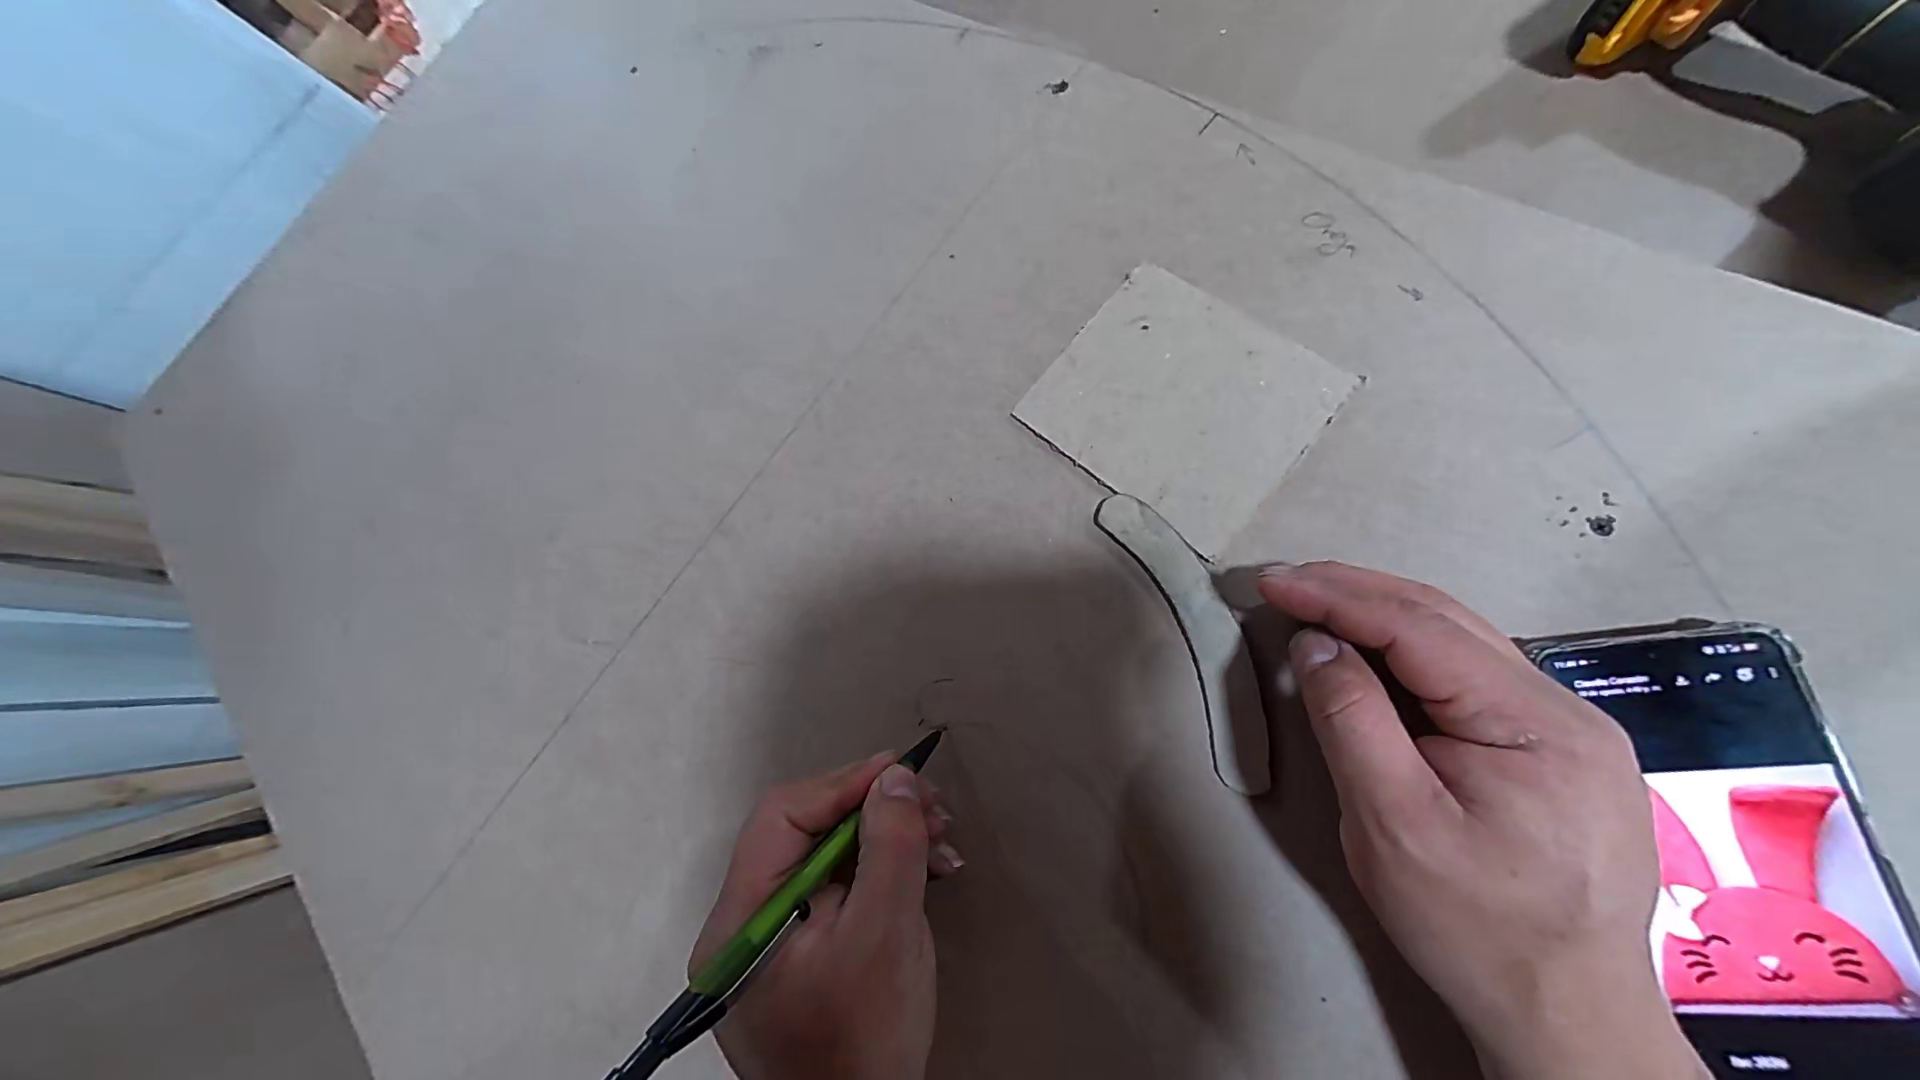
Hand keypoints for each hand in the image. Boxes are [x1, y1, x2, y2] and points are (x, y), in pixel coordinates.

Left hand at [692, 753, 961, 1079]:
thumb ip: (891, 848)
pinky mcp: (810, 942)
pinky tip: (929, 864)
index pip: (782, 817)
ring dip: (889, 833)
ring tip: (940, 835)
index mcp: (741, 918)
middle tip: (931, 805)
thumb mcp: (885, 936)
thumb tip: (895, 777)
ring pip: (831, 852)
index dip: (842, 784)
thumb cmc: (865, 1042)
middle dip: (874, 809)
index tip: (898, 771)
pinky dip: (887, 865)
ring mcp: (779, 932)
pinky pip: (844, 881)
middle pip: (808, 830)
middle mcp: (748, 919)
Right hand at [1258, 562, 1708, 1079]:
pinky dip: (1403, 647)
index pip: (1419, 630)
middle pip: (1444, 620)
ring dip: (1378, 613)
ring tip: (1314, 601)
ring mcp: (1565, 727)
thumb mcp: (1390, 822)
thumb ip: (1350, 719)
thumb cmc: (1473, 925)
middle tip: (1284, 581)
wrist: (1569, 1018)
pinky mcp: (1551, 747)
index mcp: (1536, 724)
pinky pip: (1465, 672)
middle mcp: (1563, 709)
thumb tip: (1314, 643)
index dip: (1337, 596)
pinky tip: (1368, 647)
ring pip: (1457, 640)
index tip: (1271, 582)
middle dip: (1355, 591)